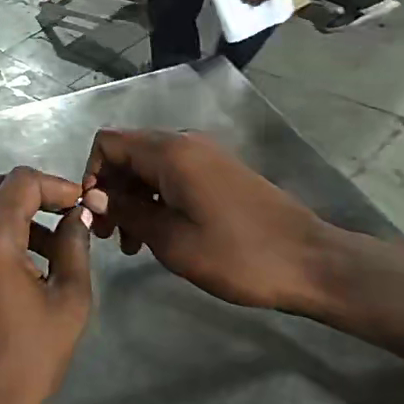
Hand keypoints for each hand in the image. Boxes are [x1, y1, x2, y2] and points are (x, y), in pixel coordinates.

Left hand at [0, 168, 102, 403]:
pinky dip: (2, 236)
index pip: (22, 182)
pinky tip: (27, 269)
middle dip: (38, 197)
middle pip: (0, 189)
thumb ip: (74, 248)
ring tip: (54, 253)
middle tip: (69, 220)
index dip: (56, 186)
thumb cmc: (27, 357)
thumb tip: (78, 216)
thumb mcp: (68, 301)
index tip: (81, 206)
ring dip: (20, 217)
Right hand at [83, 130, 330, 314]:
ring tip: (132, 243)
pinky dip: (156, 197)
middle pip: (127, 152)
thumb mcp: (172, 240)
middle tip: (110, 236)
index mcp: (170, 152)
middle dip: (111, 189)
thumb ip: (127, 211)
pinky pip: (172, 173)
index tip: (96, 214)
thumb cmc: (238, 254)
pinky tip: (160, 232)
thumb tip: (93, 194)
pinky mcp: (219, 171)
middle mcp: (185, 142)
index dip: (92, 174)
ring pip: (149, 165)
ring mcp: (205, 154)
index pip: (108, 142)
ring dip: (132, 197)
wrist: (311, 261)